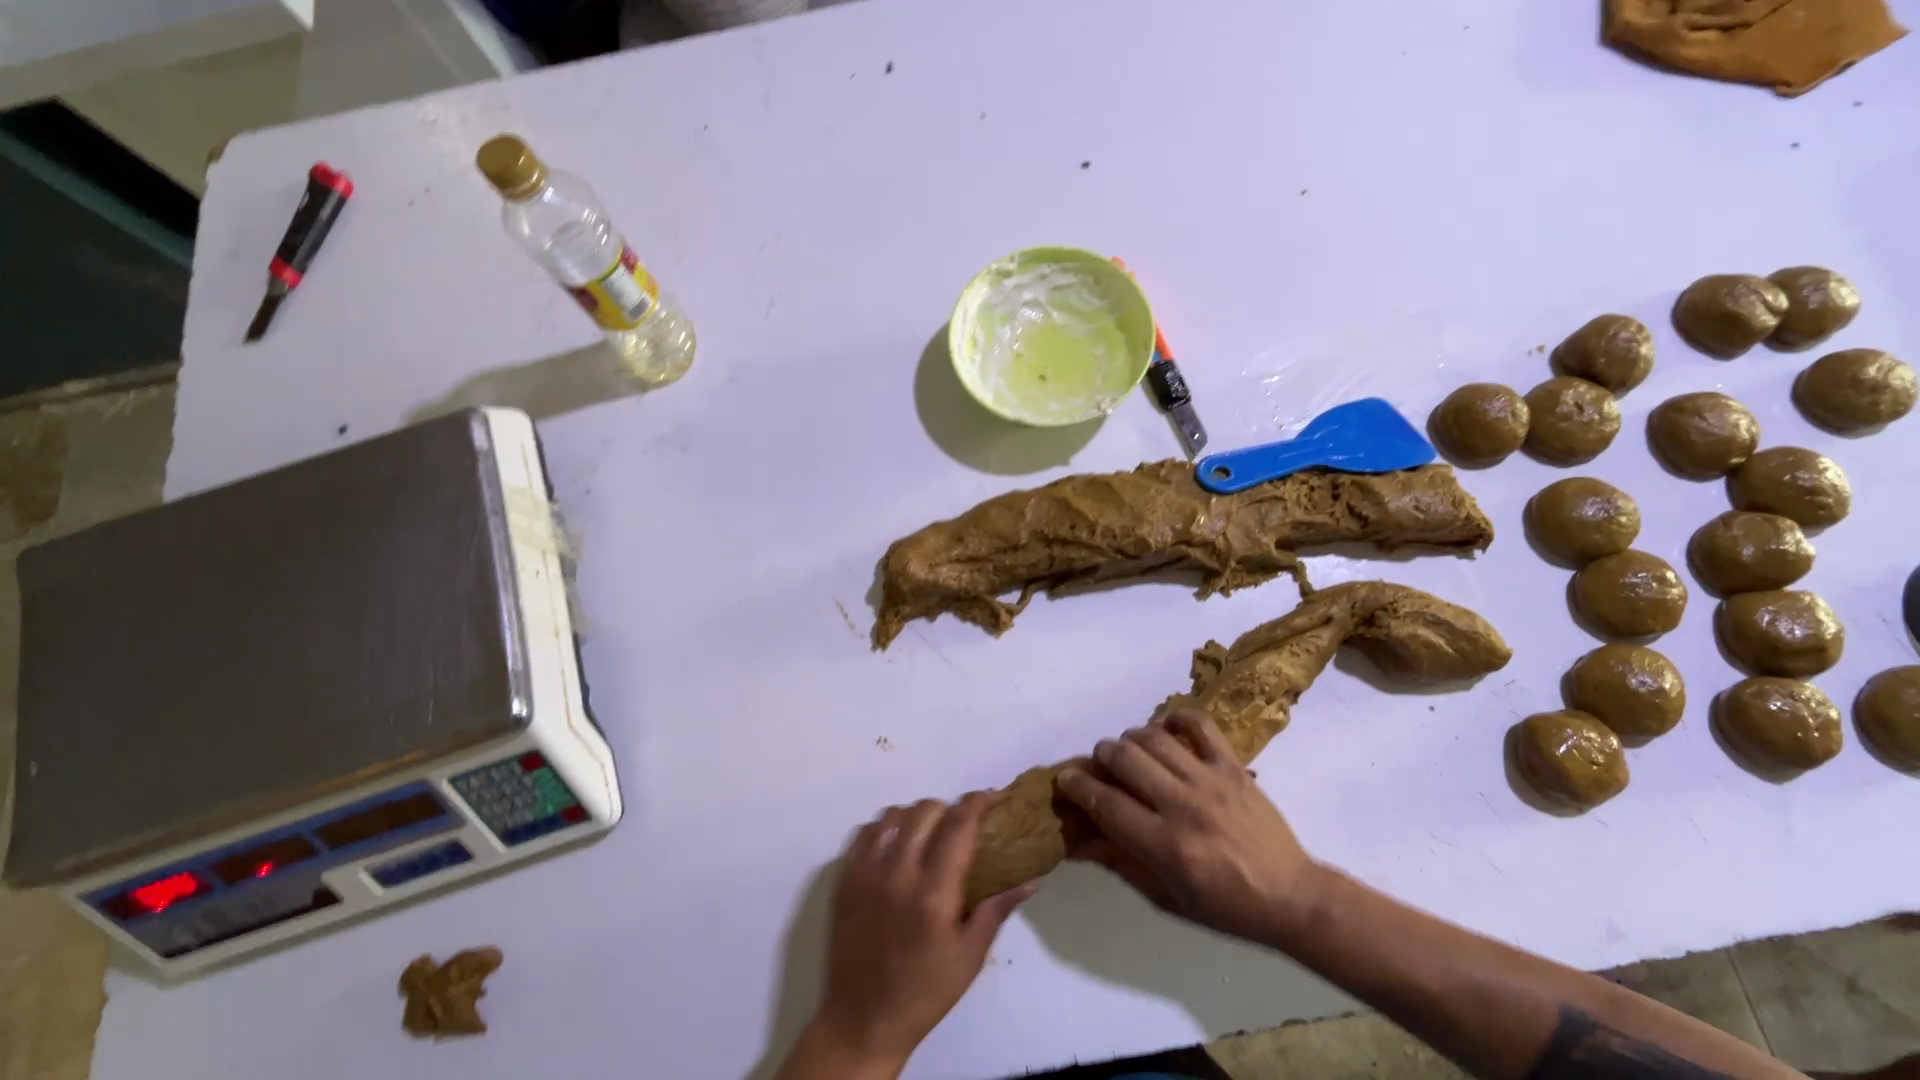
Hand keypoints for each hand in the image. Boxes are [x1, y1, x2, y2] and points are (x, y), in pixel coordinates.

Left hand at [808, 794, 1036, 1071]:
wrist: (863, 1019)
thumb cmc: (925, 992)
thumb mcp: (970, 956)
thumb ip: (997, 909)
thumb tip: (1031, 878)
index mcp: (933, 894)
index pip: (958, 826)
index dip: (976, 803)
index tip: (990, 796)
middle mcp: (897, 874)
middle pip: (925, 811)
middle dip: (949, 807)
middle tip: (962, 824)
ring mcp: (866, 875)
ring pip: (892, 816)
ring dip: (916, 814)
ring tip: (928, 831)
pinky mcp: (844, 881)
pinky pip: (864, 833)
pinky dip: (884, 827)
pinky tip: (895, 842)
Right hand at [1058, 710, 1319, 944]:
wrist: (1291, 896)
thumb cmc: (1223, 906)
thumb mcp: (1166, 896)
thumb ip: (1120, 863)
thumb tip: (1078, 841)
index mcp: (1166, 846)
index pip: (1108, 804)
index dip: (1079, 786)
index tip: (1065, 778)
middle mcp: (1184, 806)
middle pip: (1126, 759)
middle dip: (1102, 755)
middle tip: (1100, 763)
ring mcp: (1211, 781)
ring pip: (1155, 739)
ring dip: (1132, 738)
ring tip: (1129, 749)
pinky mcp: (1234, 767)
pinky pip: (1200, 726)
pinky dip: (1176, 718)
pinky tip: (1165, 727)